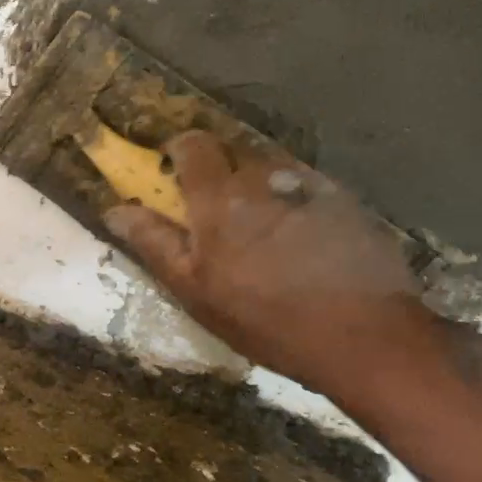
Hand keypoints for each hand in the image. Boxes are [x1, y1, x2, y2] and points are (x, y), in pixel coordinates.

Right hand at [103, 131, 424, 397]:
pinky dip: (294, 204)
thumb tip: (115, 209)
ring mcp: (311, 186)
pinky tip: (303, 242)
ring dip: (258, 188)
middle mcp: (264, 177)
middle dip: (219, 173)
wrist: (366, 336)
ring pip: (271, 170)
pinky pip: (307, 188)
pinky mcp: (348, 202)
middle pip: (233, 153)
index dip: (178, 151)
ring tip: (262, 232)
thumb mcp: (194, 290)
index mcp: (218, 196)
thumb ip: (154, 242)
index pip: (192, 145)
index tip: (172, 173)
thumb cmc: (264, 318)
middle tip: (217, 215)